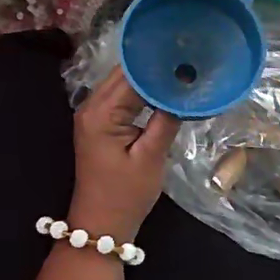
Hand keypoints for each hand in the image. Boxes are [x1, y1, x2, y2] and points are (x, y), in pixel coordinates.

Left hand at [68, 68, 179, 243]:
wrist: (101, 224)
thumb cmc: (125, 195)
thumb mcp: (151, 157)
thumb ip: (166, 120)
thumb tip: (184, 89)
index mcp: (101, 113)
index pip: (131, 76)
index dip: (159, 64)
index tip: (188, 55)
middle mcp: (91, 106)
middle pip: (124, 73)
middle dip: (154, 65)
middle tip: (188, 58)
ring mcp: (92, 114)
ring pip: (123, 83)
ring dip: (149, 77)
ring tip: (181, 70)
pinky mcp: (99, 123)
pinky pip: (121, 97)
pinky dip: (141, 91)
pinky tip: (164, 90)